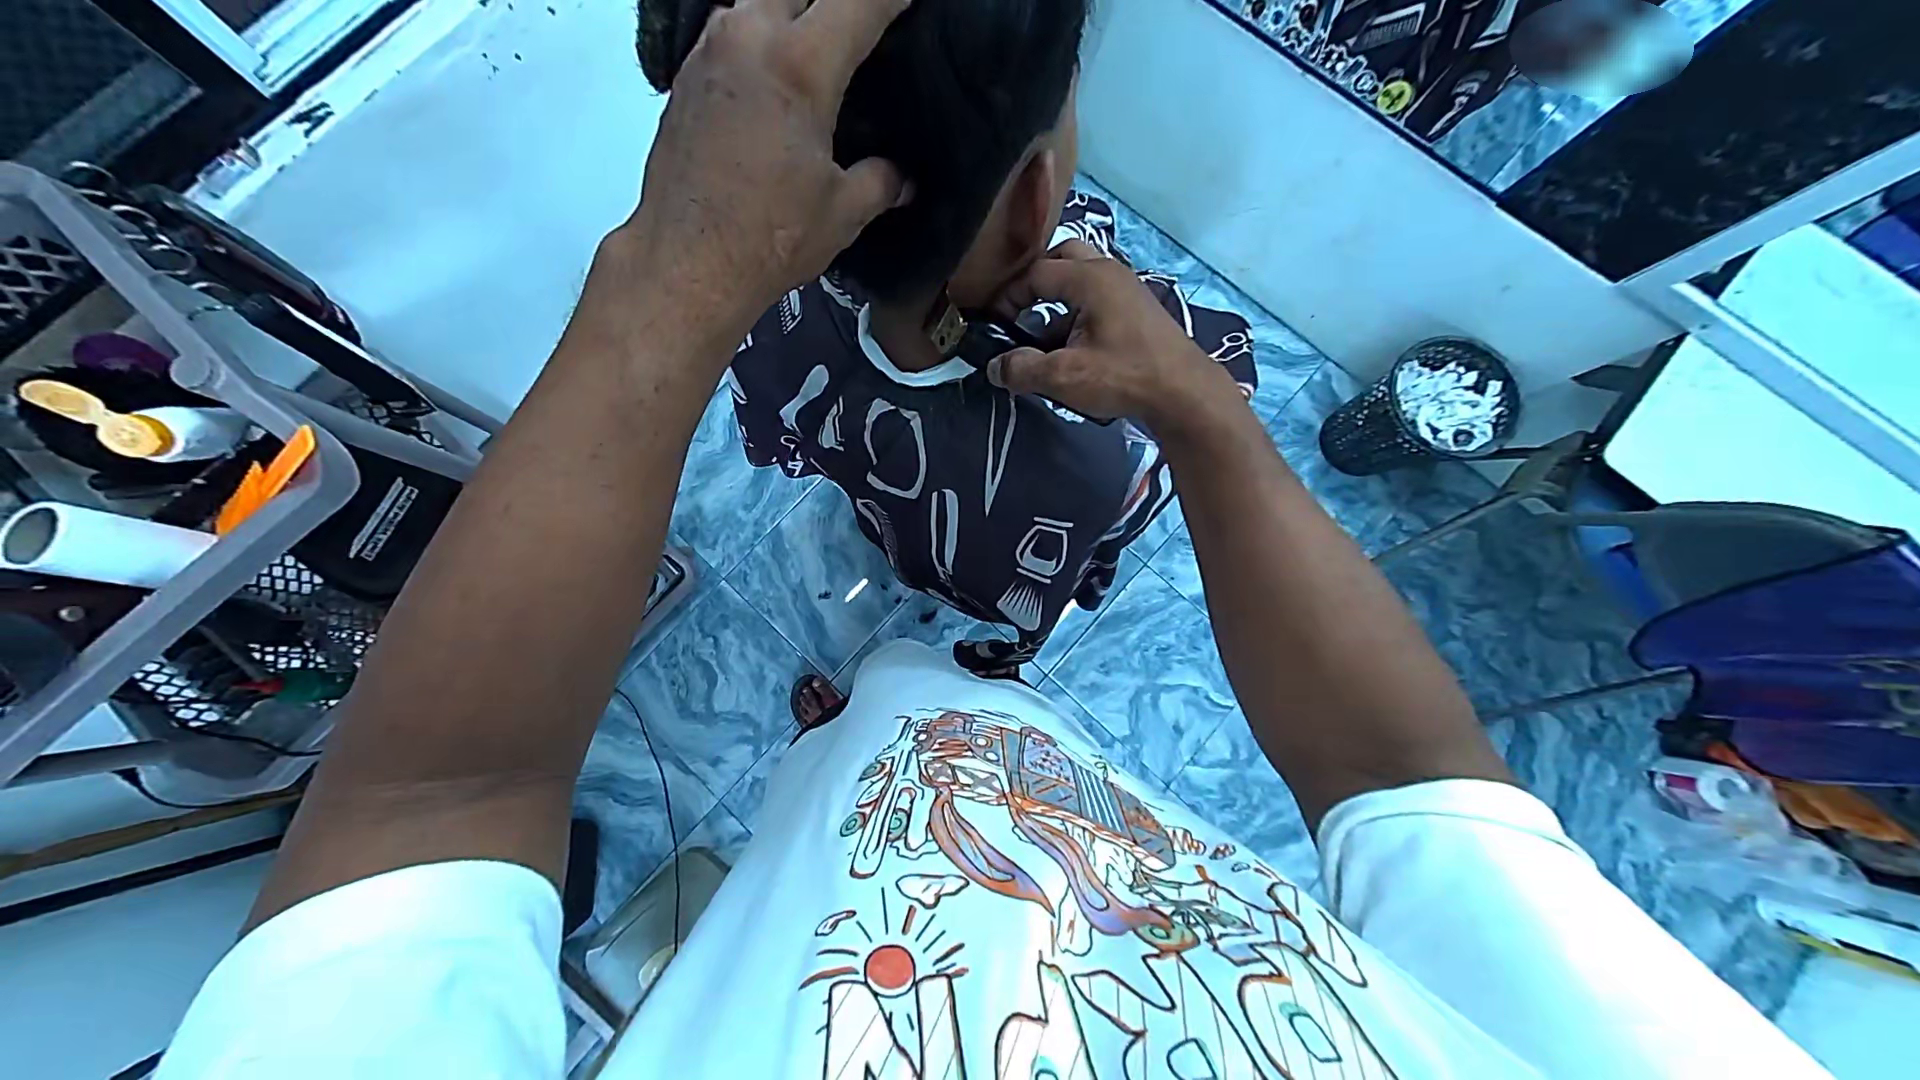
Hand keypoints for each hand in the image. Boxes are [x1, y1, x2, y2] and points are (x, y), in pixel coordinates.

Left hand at [613, 0, 911, 324]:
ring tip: (813, 51)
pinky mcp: (684, 79)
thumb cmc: (769, 238)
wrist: (689, 263)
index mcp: (799, 65)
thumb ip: (880, 183)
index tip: (907, 3)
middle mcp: (747, 38)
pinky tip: (771, 81)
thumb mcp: (842, 213)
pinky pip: (727, 34)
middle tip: (856, 31)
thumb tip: (900, 179)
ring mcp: (707, 53)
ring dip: (787, 15)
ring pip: (754, 2)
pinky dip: (756, 42)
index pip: (858, 2)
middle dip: (832, 5)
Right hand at [987, 242, 1241, 432]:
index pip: (1035, 273)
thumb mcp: (1064, 376)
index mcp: (1090, 277)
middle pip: (1062, 260)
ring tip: (1041, 339)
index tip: (994, 324)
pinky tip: (1071, 350)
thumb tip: (994, 368)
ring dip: (1057, 302)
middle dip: (1035, 284)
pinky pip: (1097, 300)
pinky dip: (1077, 315)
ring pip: (1081, 280)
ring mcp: (1128, 290)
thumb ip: (1023, 369)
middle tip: (1019, 313)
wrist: (1184, 394)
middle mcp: (1110, 272)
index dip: (1008, 297)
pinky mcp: (1138, 312)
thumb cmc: (1124, 377)